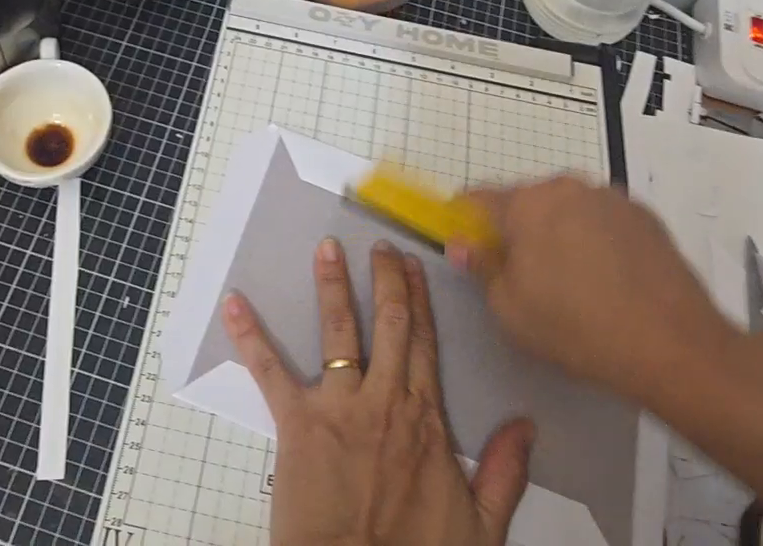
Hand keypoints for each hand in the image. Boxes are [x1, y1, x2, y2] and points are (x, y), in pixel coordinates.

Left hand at [223, 238, 534, 545]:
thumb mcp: (481, 527)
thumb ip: (505, 473)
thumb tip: (527, 425)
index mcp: (425, 419)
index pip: (423, 344)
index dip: (419, 300)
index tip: (414, 265)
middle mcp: (384, 400)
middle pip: (389, 324)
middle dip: (385, 279)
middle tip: (379, 245)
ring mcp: (340, 407)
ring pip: (338, 332)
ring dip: (331, 287)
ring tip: (326, 249)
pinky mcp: (299, 423)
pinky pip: (270, 372)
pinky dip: (250, 336)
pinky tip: (235, 306)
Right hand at [449, 177, 736, 404]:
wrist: (675, 346)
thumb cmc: (577, 328)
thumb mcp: (510, 309)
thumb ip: (482, 268)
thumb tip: (462, 244)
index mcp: (525, 204)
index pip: (478, 198)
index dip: (464, 217)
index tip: (463, 239)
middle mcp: (566, 187)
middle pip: (525, 201)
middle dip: (516, 228)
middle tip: (521, 271)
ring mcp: (610, 198)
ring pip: (567, 209)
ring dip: (557, 231)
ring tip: (570, 279)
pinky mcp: (645, 215)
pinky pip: (602, 220)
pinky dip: (594, 239)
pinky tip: (606, 279)